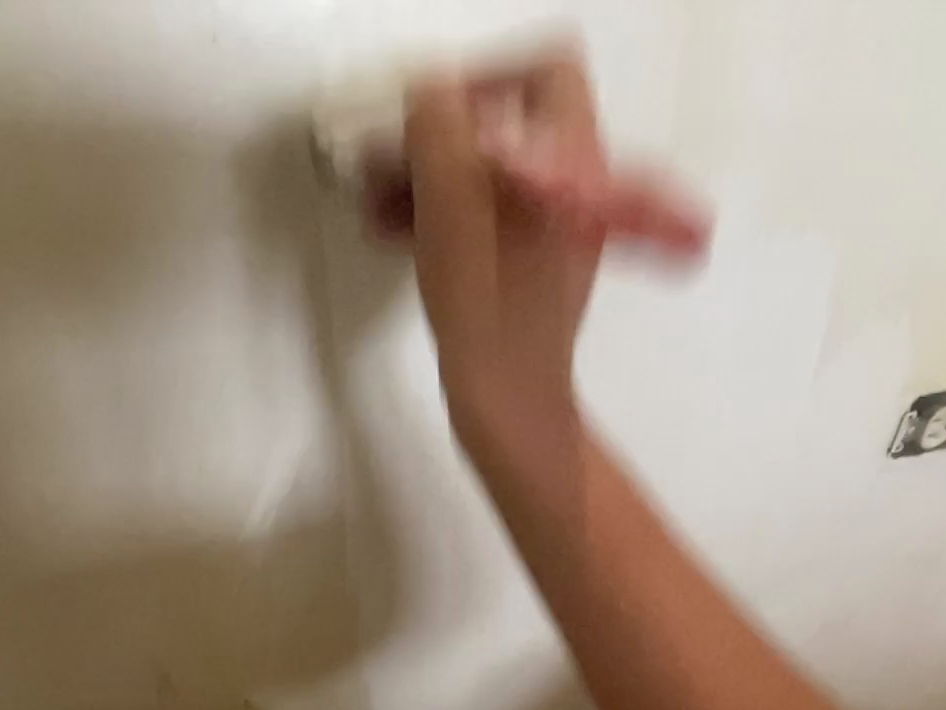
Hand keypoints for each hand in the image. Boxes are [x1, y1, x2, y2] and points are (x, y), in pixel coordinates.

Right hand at [403, 51, 602, 430]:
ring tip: (374, 196)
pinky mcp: (519, 261)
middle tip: (384, 159)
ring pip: (481, 168)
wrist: (506, 402)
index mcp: (571, 162)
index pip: (543, 72)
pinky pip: (476, 211)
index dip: (481, 79)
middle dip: (435, 132)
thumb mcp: (454, 207)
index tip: (426, 116)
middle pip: (502, 121)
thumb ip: (439, 129)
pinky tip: (392, 225)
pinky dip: (435, 208)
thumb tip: (426, 95)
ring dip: (424, 171)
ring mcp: (545, 227)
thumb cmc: (487, 312)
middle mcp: (568, 188)